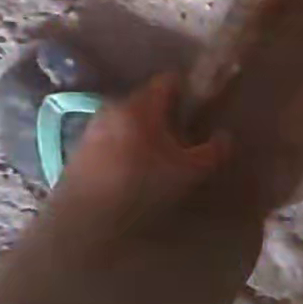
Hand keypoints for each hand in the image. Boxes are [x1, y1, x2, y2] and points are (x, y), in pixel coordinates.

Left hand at [52, 73, 228, 218]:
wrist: (82, 223)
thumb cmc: (141, 187)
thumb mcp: (189, 172)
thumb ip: (213, 150)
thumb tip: (225, 136)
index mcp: (142, 105)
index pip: (169, 80)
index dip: (188, 91)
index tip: (199, 110)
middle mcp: (114, 107)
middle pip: (148, 101)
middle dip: (167, 115)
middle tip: (184, 138)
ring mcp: (92, 129)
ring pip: (128, 121)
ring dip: (144, 132)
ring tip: (158, 159)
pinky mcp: (77, 151)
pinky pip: (110, 139)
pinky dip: (125, 148)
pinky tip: (132, 174)